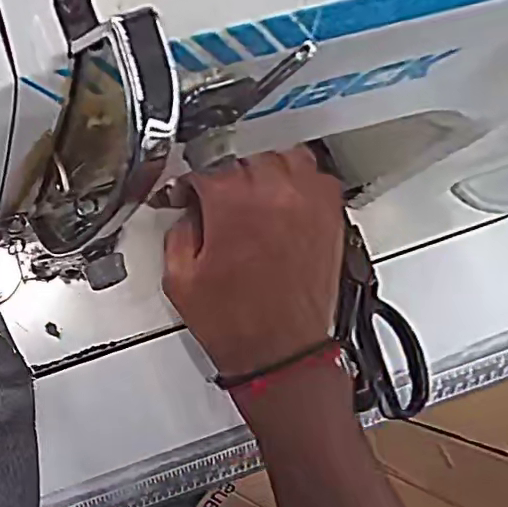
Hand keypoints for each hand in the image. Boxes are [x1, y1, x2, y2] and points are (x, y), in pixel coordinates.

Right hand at [160, 146, 346, 376]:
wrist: (278, 349)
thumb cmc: (236, 321)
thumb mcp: (179, 279)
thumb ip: (177, 233)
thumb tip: (186, 214)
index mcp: (234, 206)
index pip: (207, 169)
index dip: (189, 182)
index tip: (184, 194)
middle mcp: (276, 195)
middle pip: (244, 158)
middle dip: (223, 177)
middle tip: (211, 199)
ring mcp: (309, 203)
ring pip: (282, 157)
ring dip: (260, 171)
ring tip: (246, 195)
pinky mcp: (330, 215)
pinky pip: (313, 176)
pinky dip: (293, 181)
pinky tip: (278, 201)